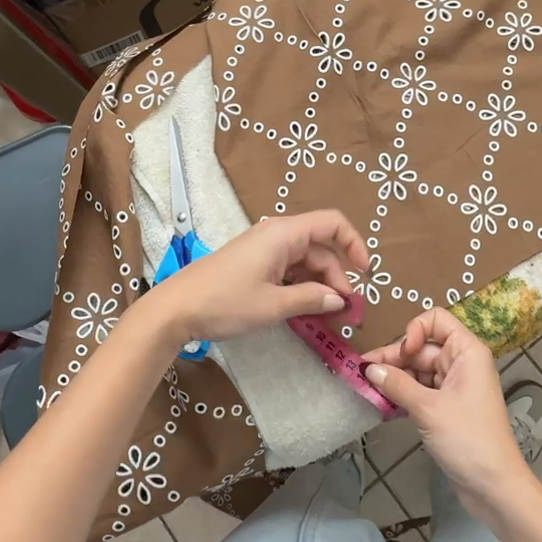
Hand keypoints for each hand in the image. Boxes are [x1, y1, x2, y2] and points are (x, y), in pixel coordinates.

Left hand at [141, 210, 364, 348]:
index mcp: (284, 234)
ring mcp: (265, 250)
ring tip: (331, 318)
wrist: (176, 309)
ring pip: (306, 262)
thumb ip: (311, 299)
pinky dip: (302, 288)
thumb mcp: (273, 305)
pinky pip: (289, 271)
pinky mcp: (255, 265)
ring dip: (321, 287)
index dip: (355, 243)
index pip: (332, 223)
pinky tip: (308, 312)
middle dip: (338, 278)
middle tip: (348, 313)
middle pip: (321, 249)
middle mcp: (277, 235)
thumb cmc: (226, 302)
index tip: (366, 273)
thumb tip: (340, 300)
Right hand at [362, 309, 527, 514]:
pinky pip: (420, 390)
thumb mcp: (428, 409)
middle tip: (362, 374)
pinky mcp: (447, 407)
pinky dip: (402, 394)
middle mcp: (461, 363)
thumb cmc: (468, 439)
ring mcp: (454, 386)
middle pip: (421, 347)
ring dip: (394, 378)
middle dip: (394, 358)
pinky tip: (381, 404)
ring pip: (418, 370)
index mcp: (466, 352)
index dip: (413, 331)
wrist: (495, 487)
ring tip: (367, 390)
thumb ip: (396, 385)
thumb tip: (368, 368)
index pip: (435, 320)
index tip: (402, 355)